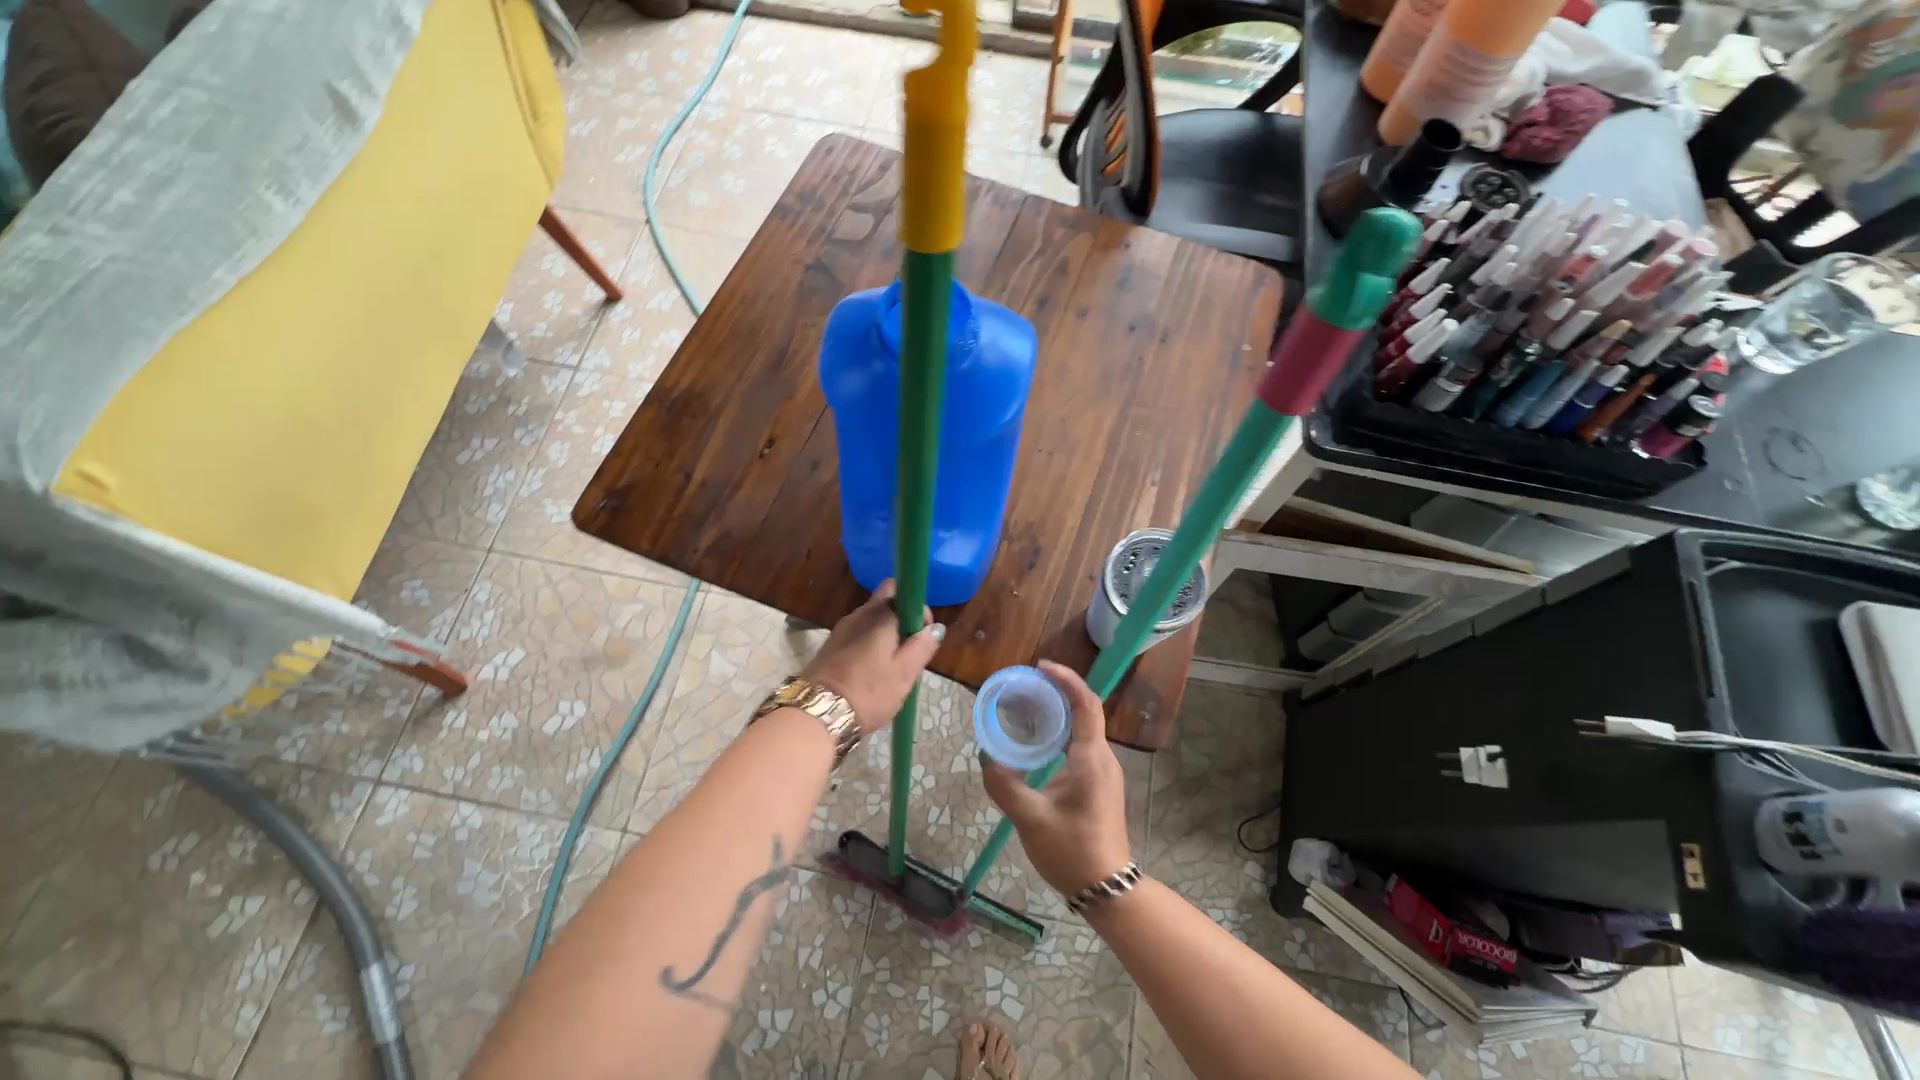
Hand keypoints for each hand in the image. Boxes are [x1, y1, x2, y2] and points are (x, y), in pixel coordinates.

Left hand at [801, 580, 943, 734]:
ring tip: (890, 668)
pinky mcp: (830, 646)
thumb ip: (922, 647)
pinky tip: (871, 672)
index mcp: (879, 615)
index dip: (917, 608)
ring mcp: (841, 629)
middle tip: (908, 651)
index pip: (901, 590)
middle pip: (884, 603)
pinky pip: (857, 636)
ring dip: (884, 636)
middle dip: (901, 620)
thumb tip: (936, 627)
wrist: (817, 714)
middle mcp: (858, 615)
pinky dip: (868, 646)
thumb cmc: (868, 692)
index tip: (922, 635)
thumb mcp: (904, 674)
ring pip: (870, 621)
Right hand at [979, 661, 1132, 895]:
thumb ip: (1005, 784)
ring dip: (1057, 716)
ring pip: (1081, 732)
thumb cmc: (1072, 850)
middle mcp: (1102, 759)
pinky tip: (1036, 747)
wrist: (1106, 888)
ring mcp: (1103, 774)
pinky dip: (1059, 737)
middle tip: (1024, 687)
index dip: (1066, 680)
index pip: (1085, 704)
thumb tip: (985, 757)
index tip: (1041, 667)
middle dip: (1056, 694)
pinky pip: (1079, 749)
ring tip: (1025, 710)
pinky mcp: (1098, 787)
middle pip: (1084, 712)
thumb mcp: (1030, 818)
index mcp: (1091, 758)